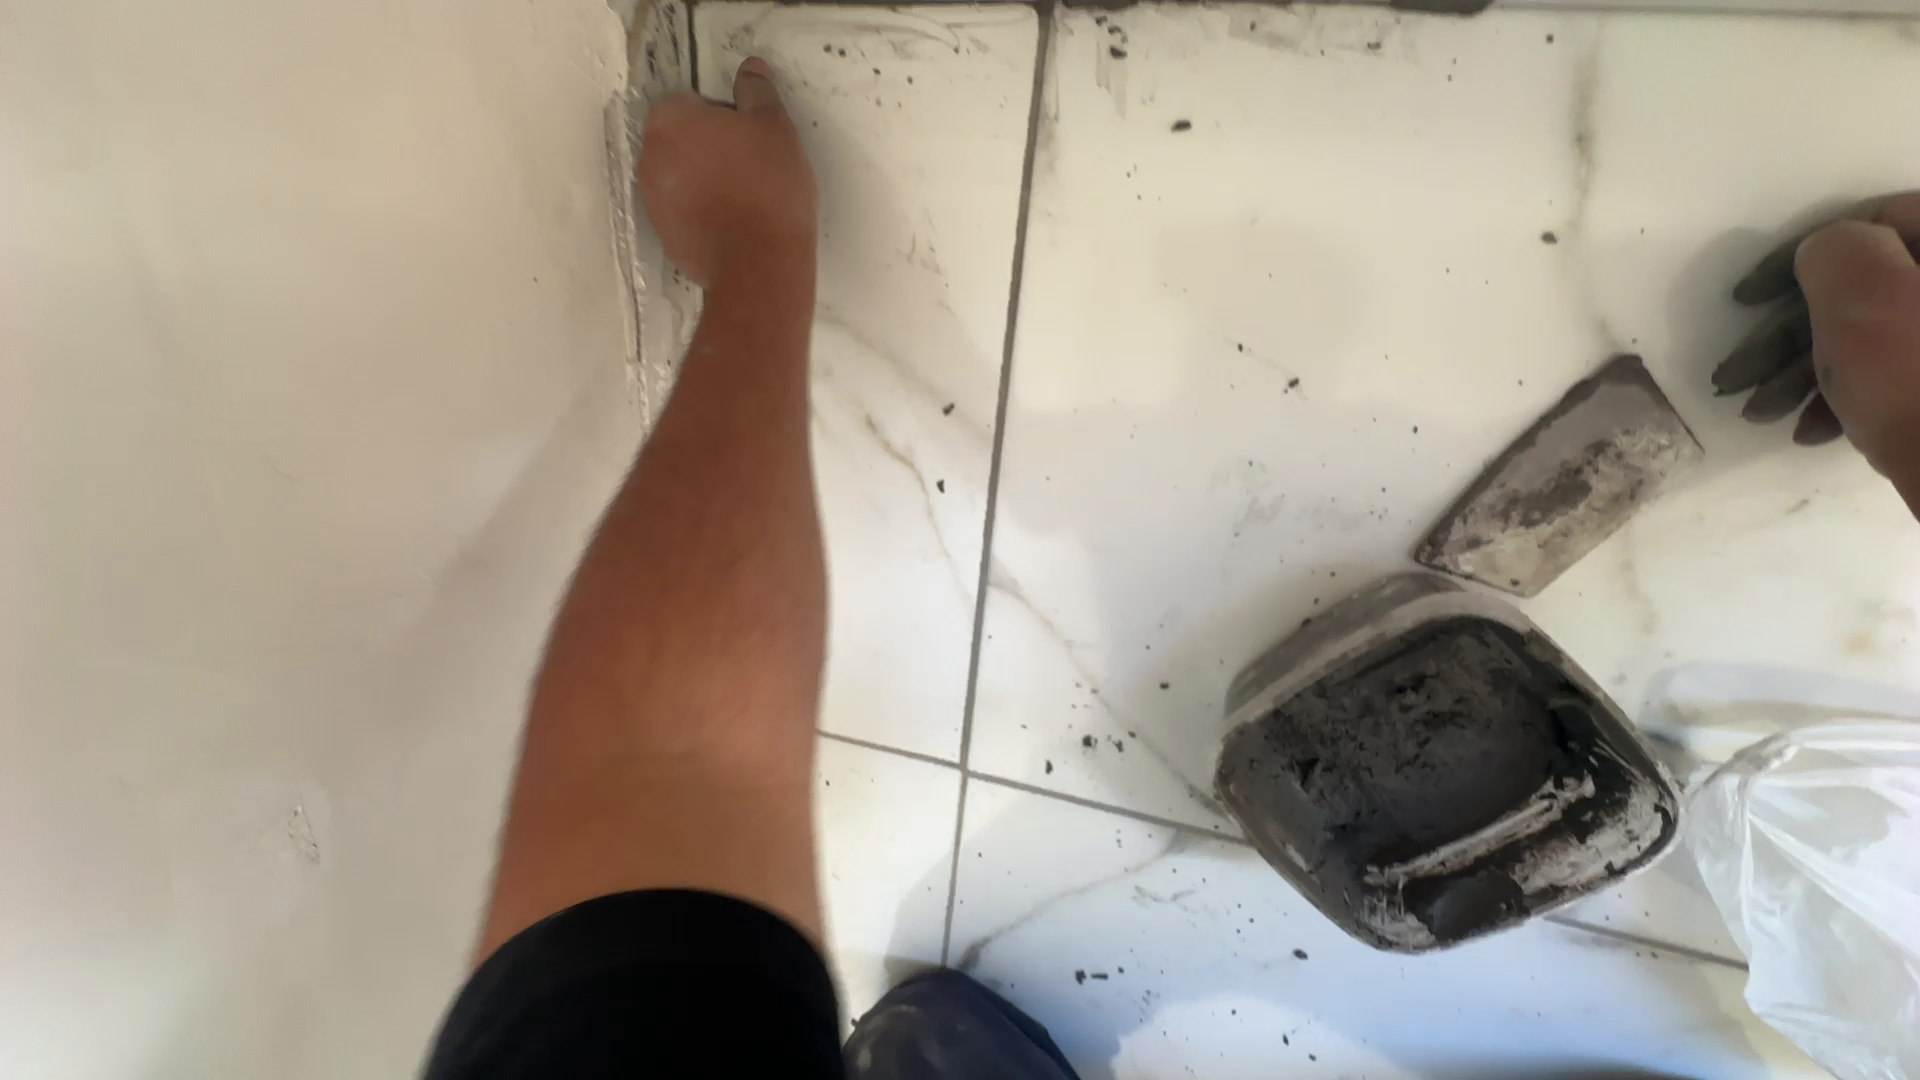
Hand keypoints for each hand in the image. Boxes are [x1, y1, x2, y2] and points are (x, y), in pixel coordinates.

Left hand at [637, 58, 816, 287]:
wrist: (760, 264)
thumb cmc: (767, 189)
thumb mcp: (775, 128)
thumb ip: (758, 93)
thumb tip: (751, 71)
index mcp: (669, 122)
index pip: (691, 103)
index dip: (723, 118)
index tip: (749, 139)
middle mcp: (651, 159)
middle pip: (681, 143)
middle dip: (709, 151)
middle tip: (750, 169)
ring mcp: (656, 204)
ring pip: (683, 182)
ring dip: (707, 185)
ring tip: (745, 202)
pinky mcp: (669, 241)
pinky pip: (687, 217)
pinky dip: (705, 218)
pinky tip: (736, 228)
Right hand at [1716, 194, 1919, 497]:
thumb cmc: (1918, 377)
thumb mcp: (1864, 299)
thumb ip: (1835, 253)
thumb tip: (1822, 249)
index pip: (1878, 218)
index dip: (1797, 257)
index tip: (1744, 302)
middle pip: (1868, 287)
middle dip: (1787, 337)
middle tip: (1734, 377)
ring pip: (1872, 332)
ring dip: (1801, 372)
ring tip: (1760, 412)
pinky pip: (1897, 366)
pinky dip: (1844, 395)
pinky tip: (1813, 426)